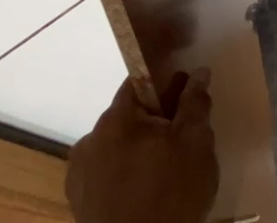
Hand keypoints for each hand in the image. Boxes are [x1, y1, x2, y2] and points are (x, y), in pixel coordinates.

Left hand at [67, 71, 217, 222]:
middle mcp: (89, 142)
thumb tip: (197, 73)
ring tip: (168, 169)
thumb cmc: (171, 192)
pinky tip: (148, 190)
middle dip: (155, 121)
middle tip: (184, 137)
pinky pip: (108, 173)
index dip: (165, 84)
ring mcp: (80, 176)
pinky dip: (127, 173)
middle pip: (128, 116)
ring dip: (141, 149)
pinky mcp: (80, 204)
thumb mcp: (196, 141)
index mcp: (114, 120)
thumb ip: (195, 103)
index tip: (187, 97)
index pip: (139, 83)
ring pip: (118, 146)